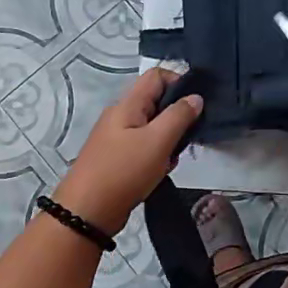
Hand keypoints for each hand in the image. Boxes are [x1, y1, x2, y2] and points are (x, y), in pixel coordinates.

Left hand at [53, 68, 201, 235]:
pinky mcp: (118, 158)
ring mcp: (118, 137)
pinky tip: (162, 170)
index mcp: (128, 105)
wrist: (88, 211)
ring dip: (169, 138)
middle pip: (155, 101)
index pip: (156, 76)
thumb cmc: (124, 171)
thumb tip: (196, 97)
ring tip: (175, 158)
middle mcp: (121, 116)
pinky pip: (144, 146)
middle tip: (190, 135)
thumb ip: (179, 116)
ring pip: (152, 126)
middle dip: (177, 115)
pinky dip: (158, 154)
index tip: (198, 104)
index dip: (179, 82)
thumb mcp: (157, 141)